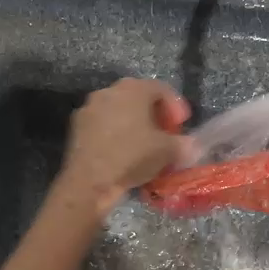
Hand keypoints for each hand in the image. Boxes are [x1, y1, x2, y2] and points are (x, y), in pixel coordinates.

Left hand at [58, 79, 196, 208]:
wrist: (89, 181)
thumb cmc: (132, 156)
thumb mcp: (167, 151)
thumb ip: (184, 144)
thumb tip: (191, 146)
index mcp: (133, 89)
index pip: (161, 89)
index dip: (176, 106)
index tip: (182, 125)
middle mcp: (109, 91)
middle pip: (138, 97)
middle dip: (154, 114)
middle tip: (165, 134)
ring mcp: (90, 107)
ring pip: (119, 111)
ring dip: (133, 124)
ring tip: (143, 145)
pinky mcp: (77, 126)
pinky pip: (103, 125)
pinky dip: (115, 134)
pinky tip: (122, 153)